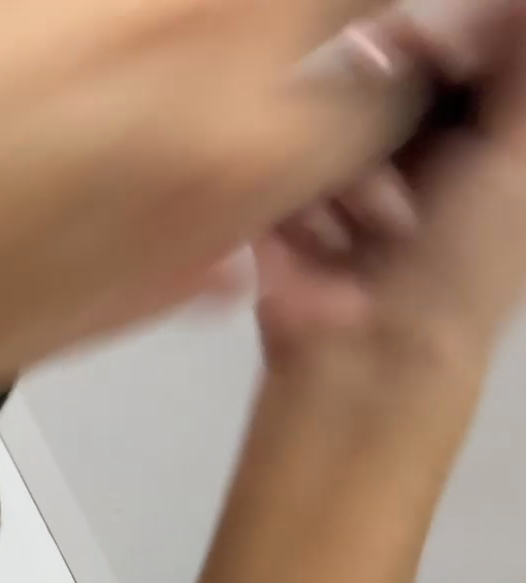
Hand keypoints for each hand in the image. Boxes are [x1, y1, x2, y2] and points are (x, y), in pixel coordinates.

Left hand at [0, 0, 442, 415]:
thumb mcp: (8, 344)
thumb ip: (144, 280)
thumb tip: (228, 242)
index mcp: (203, 170)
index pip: (381, 104)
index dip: (347, 121)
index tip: (307, 125)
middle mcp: (177, 32)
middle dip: (331, 24)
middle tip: (255, 65)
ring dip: (178, 40)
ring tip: (101, 90)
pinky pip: (67, 0)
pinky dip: (66, 34)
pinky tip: (19, 73)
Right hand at [259, 5, 525, 400]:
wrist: (367, 349)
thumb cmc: (466, 256)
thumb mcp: (524, 152)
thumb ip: (521, 70)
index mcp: (483, 139)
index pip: (459, 57)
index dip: (441, 44)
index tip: (419, 47)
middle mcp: (408, 159)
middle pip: (383, 93)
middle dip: (383, 110)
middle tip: (387, 137)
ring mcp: (334, 193)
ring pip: (323, 138)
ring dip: (342, 175)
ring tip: (359, 223)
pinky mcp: (271, 223)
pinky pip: (271, 184)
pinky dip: (292, 207)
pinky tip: (312, 238)